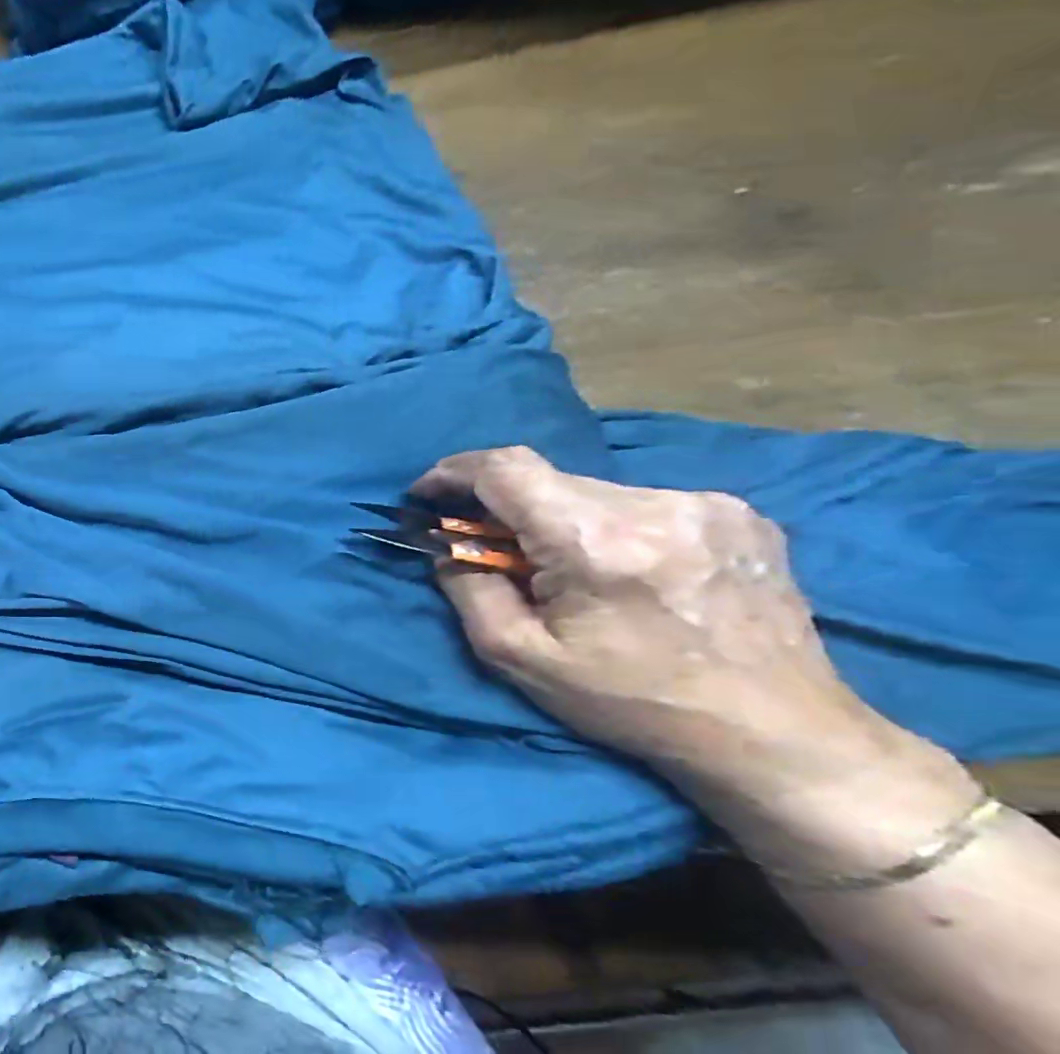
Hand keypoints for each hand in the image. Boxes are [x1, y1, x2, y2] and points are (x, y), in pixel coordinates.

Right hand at [414, 447, 968, 834]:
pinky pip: (643, 502)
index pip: (505, 468)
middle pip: (547, 479)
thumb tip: (447, 547)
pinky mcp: (740, 513)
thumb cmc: (634, 704)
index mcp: (595, 541)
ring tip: (568, 572)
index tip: (426, 494)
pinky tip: (627, 571)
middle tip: (493, 553)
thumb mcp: (522, 659)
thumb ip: (469, 590)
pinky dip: (611, 526)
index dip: (453, 471)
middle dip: (505, 507)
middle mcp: (653, 504)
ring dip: (560, 519)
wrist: (779, 738)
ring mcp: (706, 503)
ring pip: (594, 490)